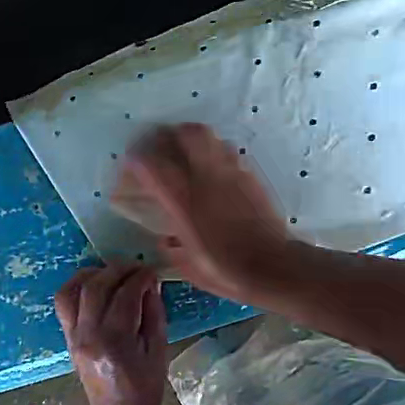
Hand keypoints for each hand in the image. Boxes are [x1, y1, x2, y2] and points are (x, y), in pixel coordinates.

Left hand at [54, 263, 167, 404]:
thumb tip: (149, 283)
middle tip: (136, 267)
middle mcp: (89, 335)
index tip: (151, 272)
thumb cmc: (145, 388)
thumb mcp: (159, 351)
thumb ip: (154, 313)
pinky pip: (64, 302)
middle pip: (96, 288)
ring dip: (93, 274)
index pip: (125, 296)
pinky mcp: (67, 336)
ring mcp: (73, 335)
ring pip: (73, 290)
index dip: (140, 278)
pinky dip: (77, 286)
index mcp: (115, 342)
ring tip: (113, 272)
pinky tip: (94, 283)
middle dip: (118, 271)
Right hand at [112, 123, 298, 303]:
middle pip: (184, 135)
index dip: (138, 159)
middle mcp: (205, 180)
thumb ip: (172, 249)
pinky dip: (214, 150)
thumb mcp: (189, 266)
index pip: (153, 166)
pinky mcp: (250, 175)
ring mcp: (230, 173)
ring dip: (191, 136)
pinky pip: (228, 150)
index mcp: (183, 202)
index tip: (130, 161)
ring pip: (208, 136)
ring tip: (184, 147)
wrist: (273, 267)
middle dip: (167, 134)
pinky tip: (213, 165)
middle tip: (157, 142)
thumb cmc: (227, 271)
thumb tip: (165, 239)